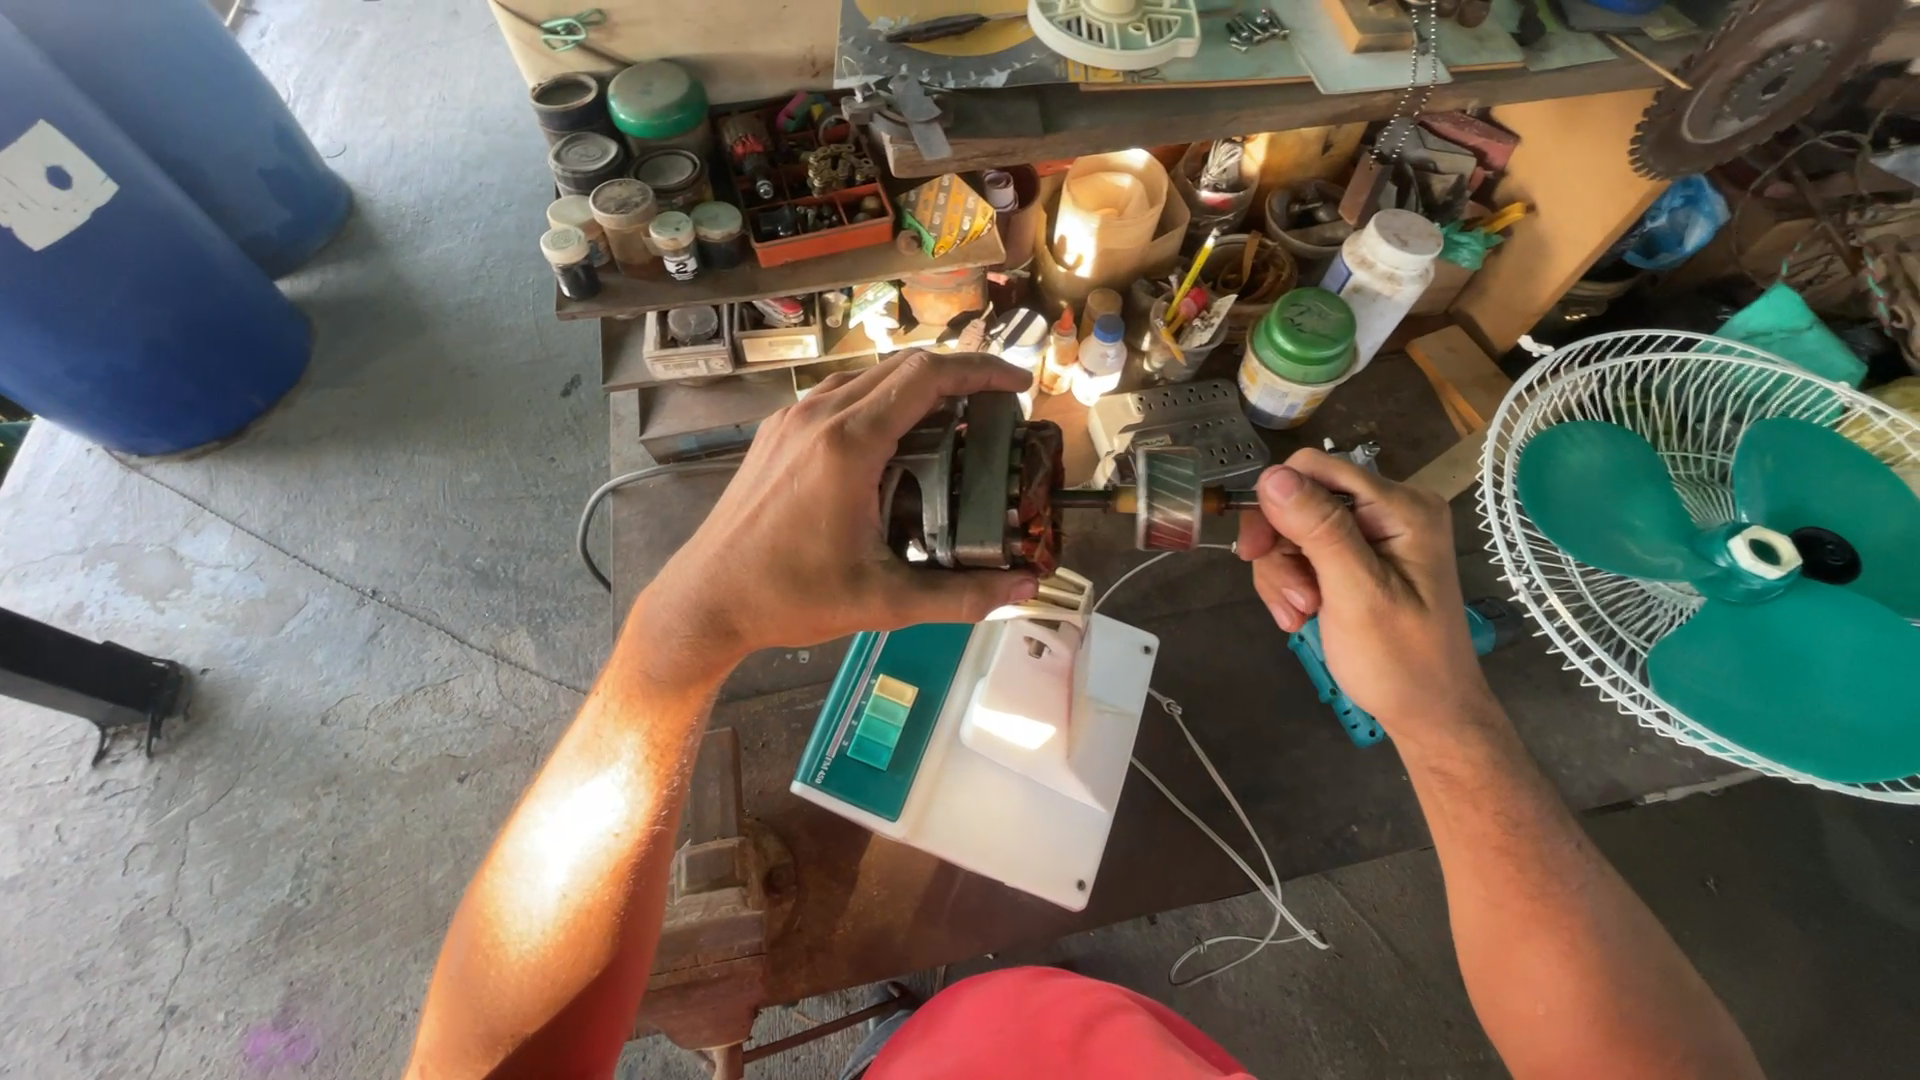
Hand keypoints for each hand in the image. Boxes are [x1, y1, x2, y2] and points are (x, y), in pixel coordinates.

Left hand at [645, 351, 1040, 663]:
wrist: (707, 598)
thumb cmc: (791, 597)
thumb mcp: (884, 602)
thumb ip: (960, 596)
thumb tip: (1024, 588)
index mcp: (849, 445)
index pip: (927, 377)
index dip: (980, 371)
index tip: (1017, 386)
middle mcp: (819, 416)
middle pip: (902, 366)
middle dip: (957, 375)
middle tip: (994, 407)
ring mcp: (792, 419)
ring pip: (868, 376)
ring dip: (916, 386)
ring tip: (952, 419)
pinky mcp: (777, 432)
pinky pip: (839, 395)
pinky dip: (879, 400)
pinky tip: (893, 437)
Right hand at [1237, 449, 1496, 742]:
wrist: (1426, 712)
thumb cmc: (1400, 659)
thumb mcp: (1357, 593)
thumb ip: (1318, 530)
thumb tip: (1272, 475)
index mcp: (1401, 506)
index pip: (1314, 469)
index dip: (1275, 503)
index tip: (1257, 552)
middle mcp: (1387, 509)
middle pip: (1297, 501)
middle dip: (1281, 550)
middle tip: (1292, 598)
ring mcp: (1371, 534)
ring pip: (1290, 530)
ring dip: (1283, 574)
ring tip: (1300, 614)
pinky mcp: (1354, 557)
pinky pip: (1299, 553)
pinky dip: (1290, 584)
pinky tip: (1302, 615)